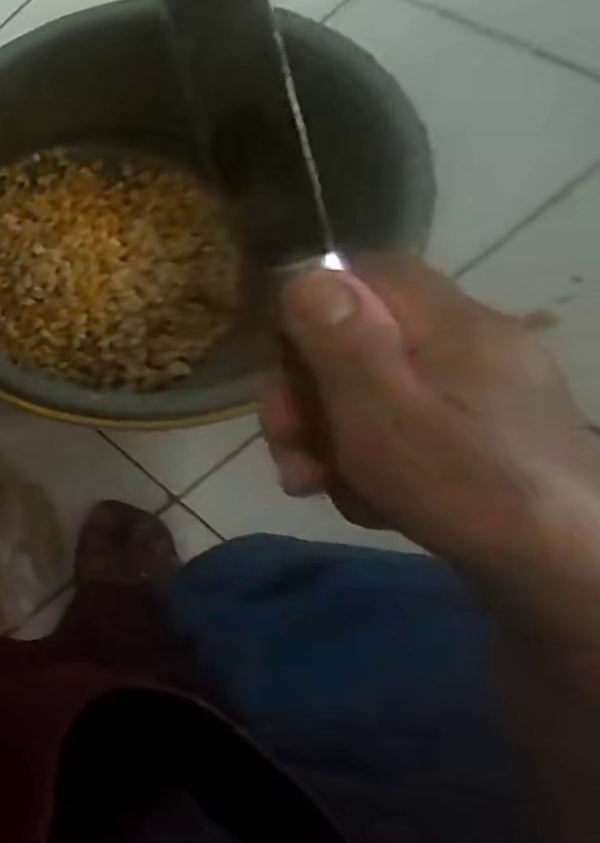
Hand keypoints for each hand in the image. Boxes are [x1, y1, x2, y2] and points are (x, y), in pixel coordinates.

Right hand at [262, 252, 599, 582]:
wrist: (562, 570)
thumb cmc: (460, 484)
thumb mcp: (380, 410)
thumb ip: (344, 341)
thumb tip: (305, 274)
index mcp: (453, 329)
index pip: (369, 272)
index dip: (308, 302)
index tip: (279, 357)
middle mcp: (467, 346)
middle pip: (350, 338)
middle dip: (300, 392)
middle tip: (288, 444)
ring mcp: (470, 389)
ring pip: (357, 386)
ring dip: (317, 434)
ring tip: (313, 481)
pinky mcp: (466, 427)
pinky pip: (385, 420)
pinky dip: (355, 453)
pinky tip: (355, 490)